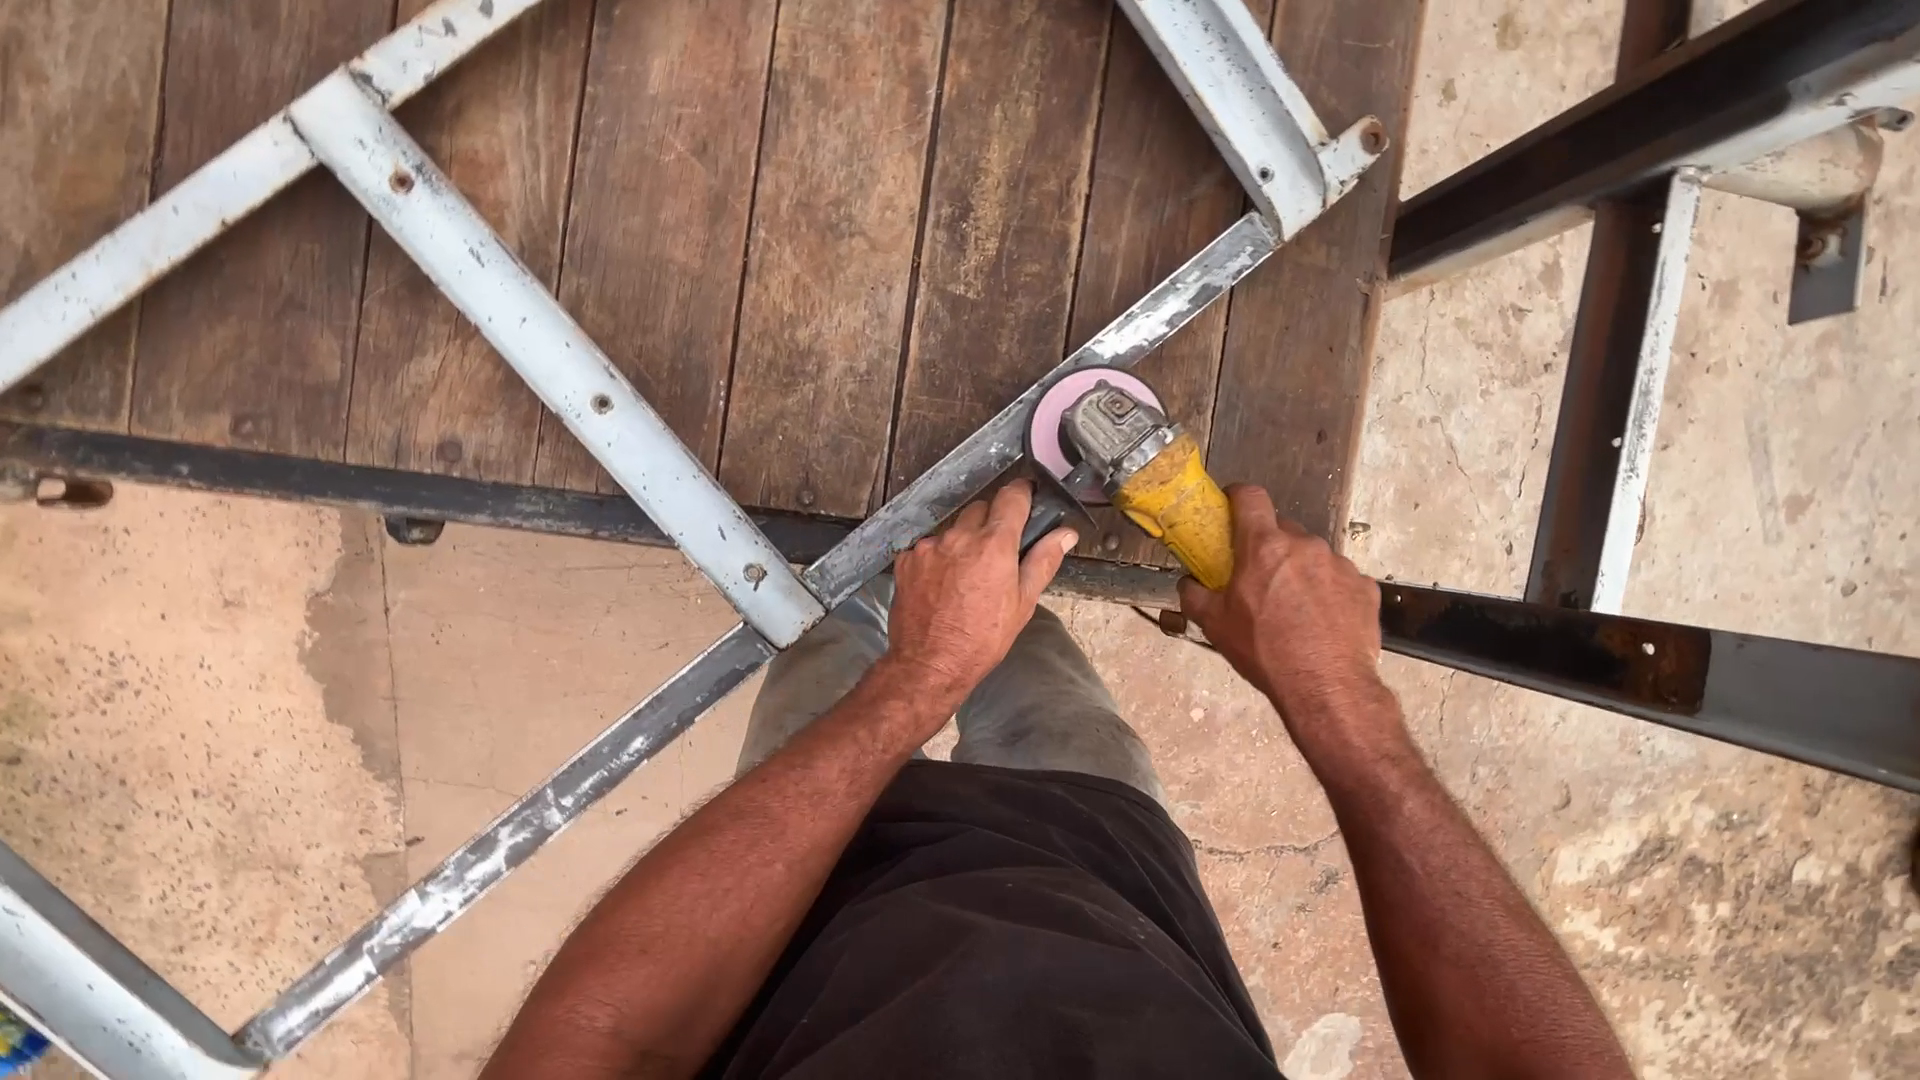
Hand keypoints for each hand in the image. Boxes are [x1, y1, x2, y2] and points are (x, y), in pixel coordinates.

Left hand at [884, 480, 1076, 704]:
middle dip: (991, 522)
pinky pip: (928, 546)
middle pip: (980, 509)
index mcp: (993, 545)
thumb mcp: (1022, 603)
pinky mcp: (907, 559)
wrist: (929, 664)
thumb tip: (1065, 534)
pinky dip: (938, 557)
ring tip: (966, 576)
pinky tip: (942, 584)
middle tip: (997, 552)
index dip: (1022, 493)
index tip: (1026, 496)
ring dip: (963, 541)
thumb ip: (1043, 561)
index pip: (1011, 496)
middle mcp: (959, 537)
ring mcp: (929, 547)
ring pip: (953, 528)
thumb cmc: (980, 639)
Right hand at [1178, 486, 1398, 751]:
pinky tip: (1320, 621)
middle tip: (1257, 576)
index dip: (1237, 496)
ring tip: (1292, 607)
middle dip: (1267, 546)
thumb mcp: (1214, 625)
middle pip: (1281, 529)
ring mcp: (1339, 565)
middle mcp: (1304, 546)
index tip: (1231, 507)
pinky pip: (1339, 579)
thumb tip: (1188, 584)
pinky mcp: (1365, 587)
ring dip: (1298, 570)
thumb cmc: (1264, 651)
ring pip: (1311, 556)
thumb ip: (1194, 595)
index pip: (1250, 497)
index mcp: (1264, 546)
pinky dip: (1327, 592)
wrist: (1325, 686)